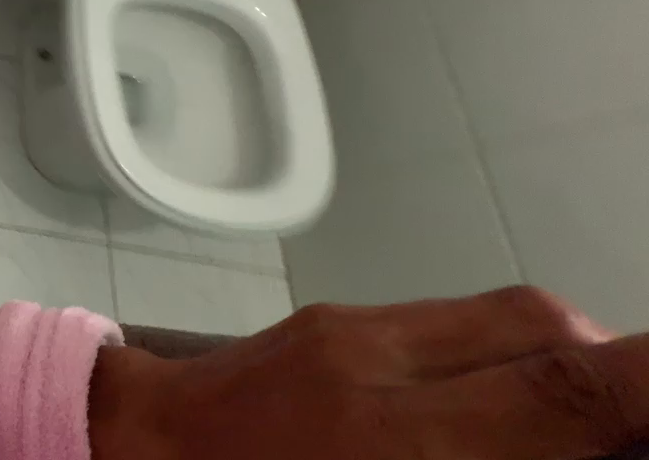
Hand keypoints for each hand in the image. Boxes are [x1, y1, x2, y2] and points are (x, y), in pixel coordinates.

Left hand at [89, 286, 643, 459]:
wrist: (156, 442)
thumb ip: (499, 453)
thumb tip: (575, 444)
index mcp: (406, 438)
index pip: (567, 390)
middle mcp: (375, 358)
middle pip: (542, 325)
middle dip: (619, 372)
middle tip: (627, 430)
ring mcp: (342, 324)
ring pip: (493, 311)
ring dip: (559, 359)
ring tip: (570, 423)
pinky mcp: (322, 313)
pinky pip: (437, 315)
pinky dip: (492, 351)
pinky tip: (490, 400)